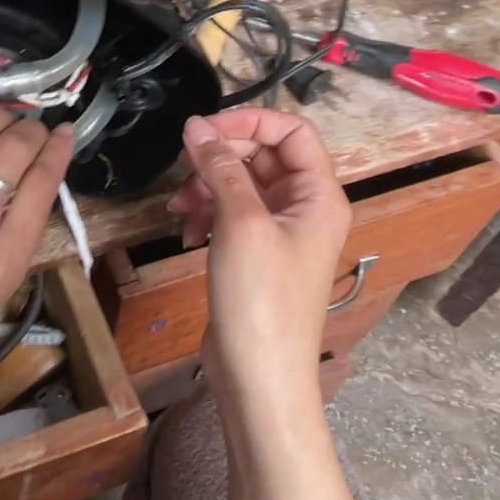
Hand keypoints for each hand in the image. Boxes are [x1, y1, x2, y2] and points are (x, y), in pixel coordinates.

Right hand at [168, 108, 351, 398]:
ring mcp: (279, 231)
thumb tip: (196, 124)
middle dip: (220, 156)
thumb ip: (219, 167)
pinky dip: (206, 212)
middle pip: (262, 154)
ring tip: (180, 207)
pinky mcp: (255, 251)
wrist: (258, 378)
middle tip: (183, 169)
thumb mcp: (241, 223)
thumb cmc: (261, 299)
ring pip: (241, 181)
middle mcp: (304, 207)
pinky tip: (187, 231)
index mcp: (319, 195)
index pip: (291, 131)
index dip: (249, 121)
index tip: (204, 130)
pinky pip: (230, 211)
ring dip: (206, 185)